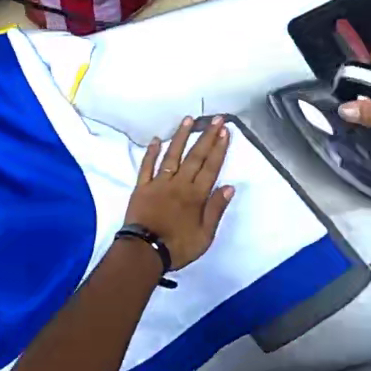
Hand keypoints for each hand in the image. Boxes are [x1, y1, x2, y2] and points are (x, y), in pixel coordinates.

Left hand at [125, 116, 233, 269]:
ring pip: (172, 155)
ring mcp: (159, 183)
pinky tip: (156, 139)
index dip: (219, 148)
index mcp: (196, 195)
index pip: (210, 167)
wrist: (144, 251)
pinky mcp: (141, 187)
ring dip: (181, 136)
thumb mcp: (205, 235)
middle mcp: (179, 184)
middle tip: (215, 119)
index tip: (225, 131)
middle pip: (195, 156)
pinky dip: (151, 152)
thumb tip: (229, 186)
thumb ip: (216, 209)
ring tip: (188, 119)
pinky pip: (147, 166)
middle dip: (206, 137)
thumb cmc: (178, 247)